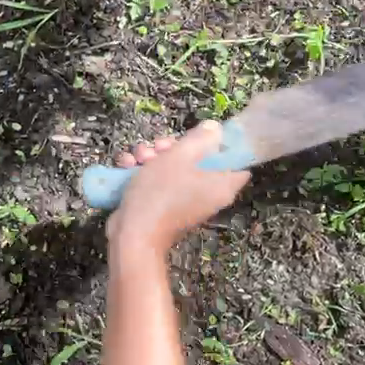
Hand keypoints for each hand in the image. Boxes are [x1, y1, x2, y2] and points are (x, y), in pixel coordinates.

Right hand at [105, 122, 249, 253]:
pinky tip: (127, 166)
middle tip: (158, 148)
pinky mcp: (164, 205)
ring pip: (173, 167)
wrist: (133, 235)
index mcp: (222, 184)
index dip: (221, 144)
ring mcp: (184, 200)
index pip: (237, 160)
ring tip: (137, 159)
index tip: (200, 135)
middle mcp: (208, 193)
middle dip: (173, 147)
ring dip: (152, 157)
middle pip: (198, 159)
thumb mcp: (179, 157)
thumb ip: (200, 139)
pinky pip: (159, 181)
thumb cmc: (160, 193)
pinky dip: (143, 172)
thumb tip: (216, 129)